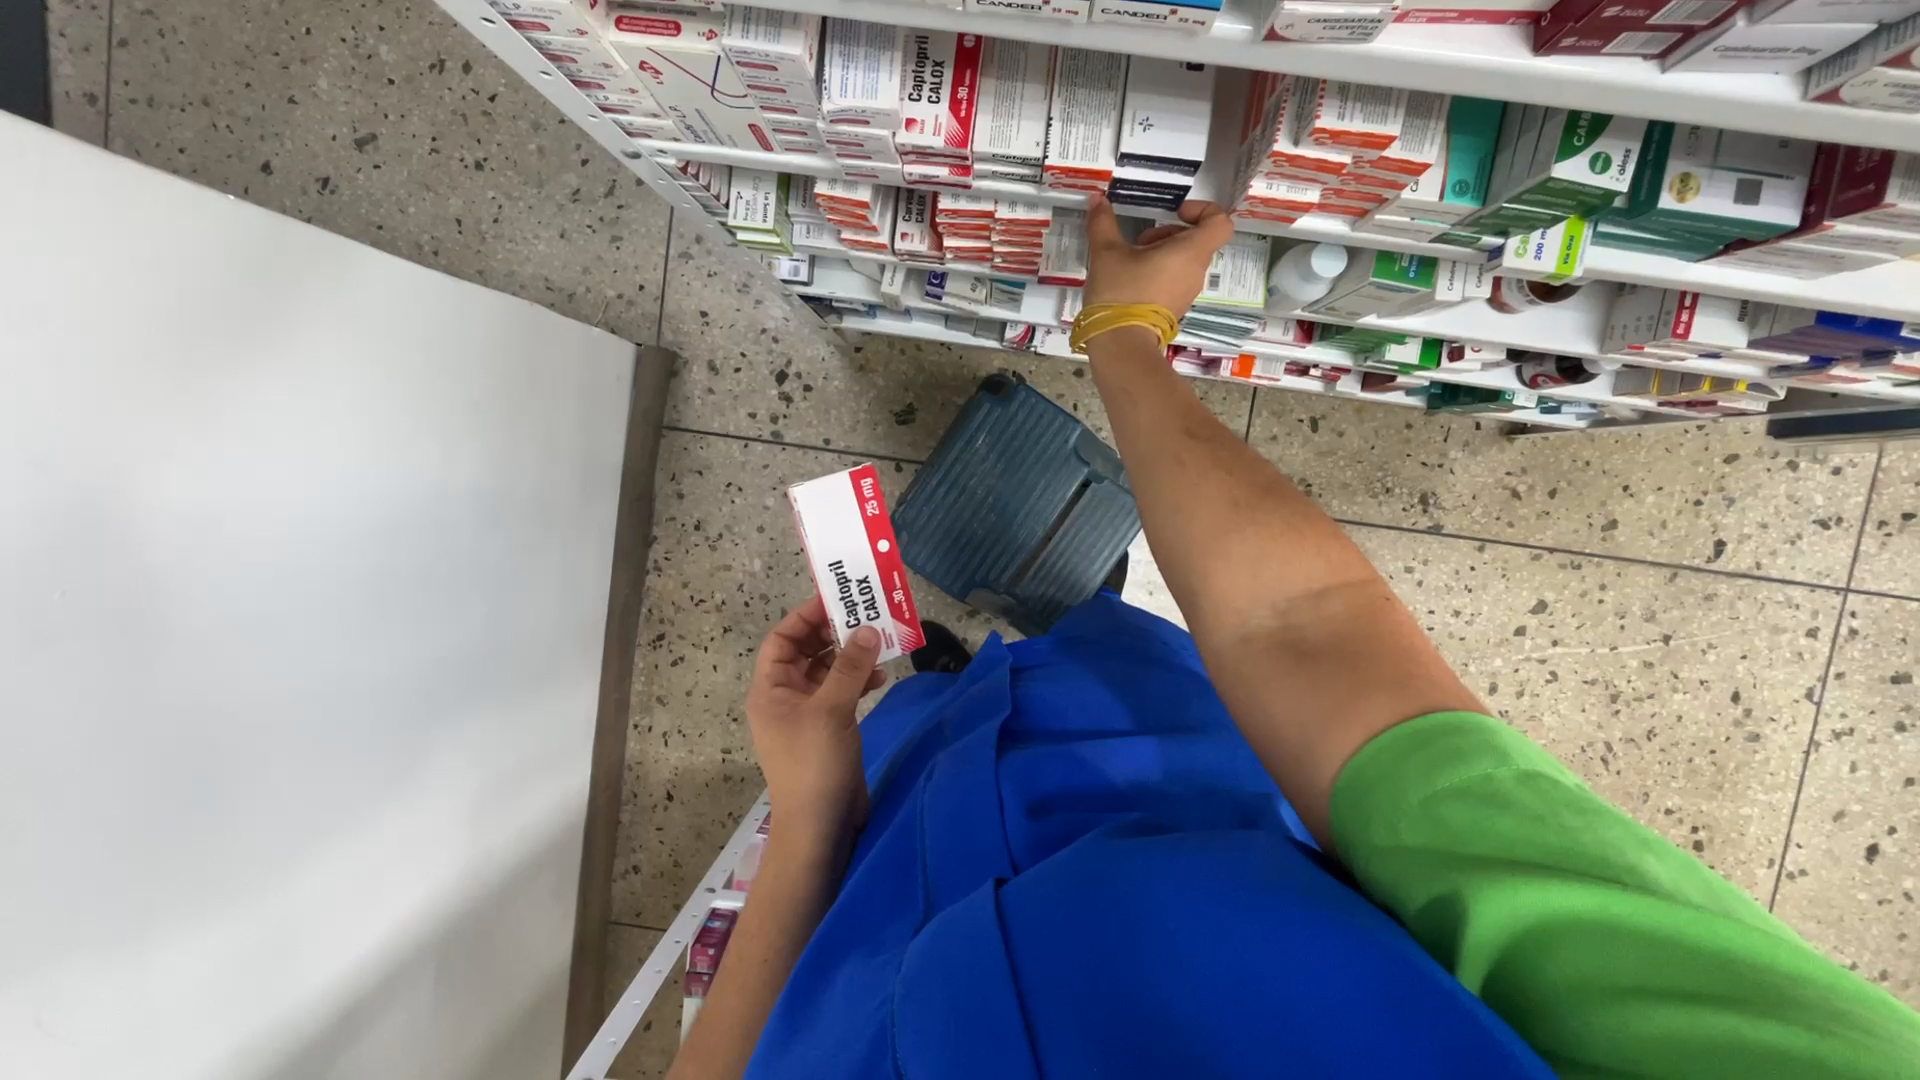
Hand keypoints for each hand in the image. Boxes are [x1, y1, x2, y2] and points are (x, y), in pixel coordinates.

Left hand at [745, 596, 886, 844]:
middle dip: (834, 634)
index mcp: (770, 689)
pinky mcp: (829, 729)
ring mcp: (807, 714)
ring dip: (851, 656)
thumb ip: (850, 666)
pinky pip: (841, 693)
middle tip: (865, 614)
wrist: (820, 825)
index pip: (782, 639)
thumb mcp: (832, 709)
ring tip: (880, 641)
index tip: (836, 599)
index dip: (805, 617)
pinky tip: (881, 675)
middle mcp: (785, 697)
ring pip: (828, 672)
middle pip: (806, 652)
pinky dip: (859, 681)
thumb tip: (868, 628)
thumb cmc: (815, 763)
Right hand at [1083, 196, 1236, 317]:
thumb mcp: (1106, 253)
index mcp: (1191, 252)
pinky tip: (1131, 282)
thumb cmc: (1120, 293)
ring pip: (1184, 262)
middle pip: (1196, 241)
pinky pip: (1175, 281)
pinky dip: (1159, 274)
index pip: (1220, 222)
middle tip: (1140, 241)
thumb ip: (1103, 223)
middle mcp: (1196, 272)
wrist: (1121, 344)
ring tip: (1131, 263)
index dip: (1203, 210)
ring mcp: (1188, 293)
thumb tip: (1097, 198)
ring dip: (1161, 254)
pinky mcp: (1176, 308)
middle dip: (1169, 234)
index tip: (1177, 213)